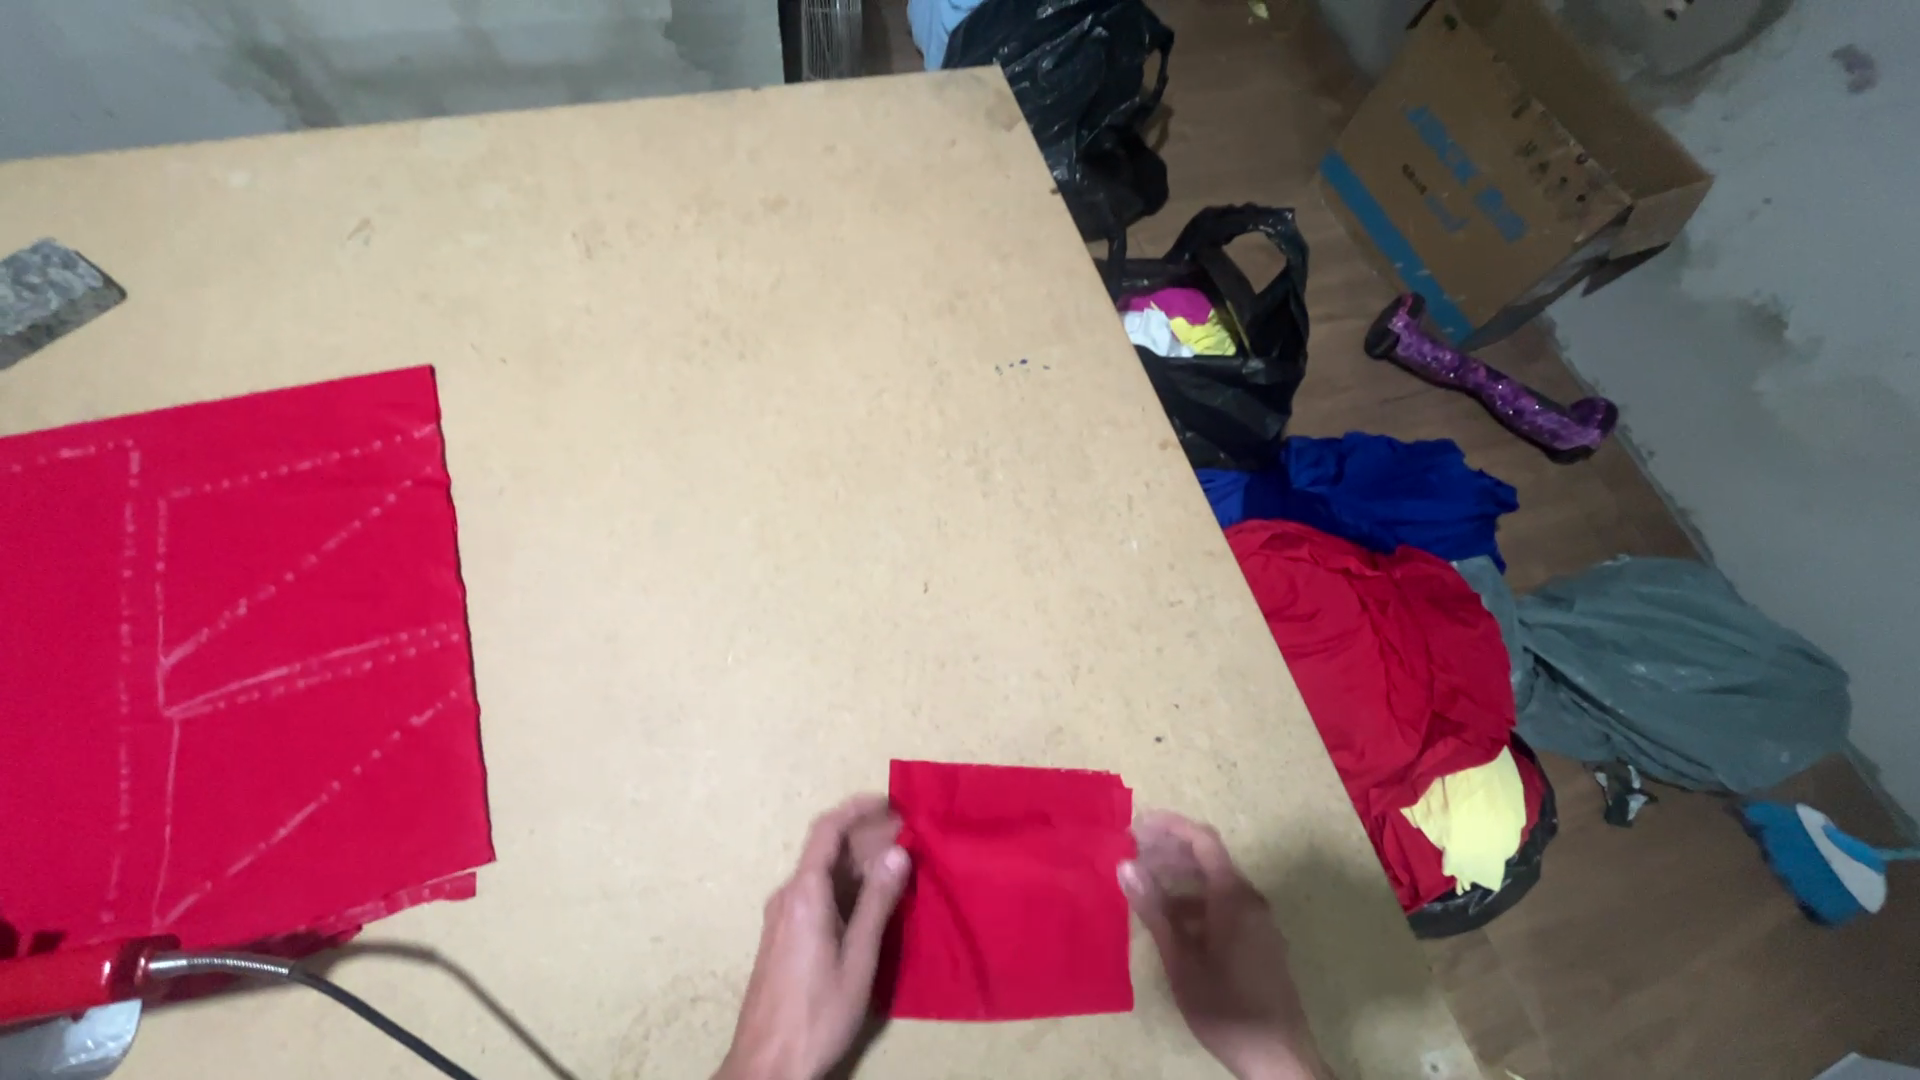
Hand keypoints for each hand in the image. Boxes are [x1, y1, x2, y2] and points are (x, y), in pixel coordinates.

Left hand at [715, 795, 910, 1079]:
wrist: (766, 1066)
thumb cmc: (817, 1012)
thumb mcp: (858, 958)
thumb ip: (877, 903)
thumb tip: (899, 853)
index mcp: (804, 893)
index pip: (827, 829)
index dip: (858, 808)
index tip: (891, 801)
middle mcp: (788, 895)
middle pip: (826, 848)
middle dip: (866, 834)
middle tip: (907, 832)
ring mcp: (782, 916)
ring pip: (822, 871)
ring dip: (858, 860)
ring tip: (897, 860)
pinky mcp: (784, 936)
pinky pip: (817, 892)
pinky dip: (846, 883)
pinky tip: (871, 897)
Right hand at [1120, 811, 1328, 1079]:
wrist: (1279, 1061)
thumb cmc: (1226, 1007)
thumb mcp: (1181, 960)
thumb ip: (1154, 909)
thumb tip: (1126, 864)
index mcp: (1234, 897)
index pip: (1202, 840)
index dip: (1170, 826)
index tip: (1137, 825)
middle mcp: (1250, 900)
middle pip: (1209, 857)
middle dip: (1170, 849)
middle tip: (1132, 852)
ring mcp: (1258, 921)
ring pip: (1215, 883)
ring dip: (1180, 877)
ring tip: (1145, 885)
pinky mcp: (1259, 941)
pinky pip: (1224, 904)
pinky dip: (1196, 900)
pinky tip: (1171, 921)